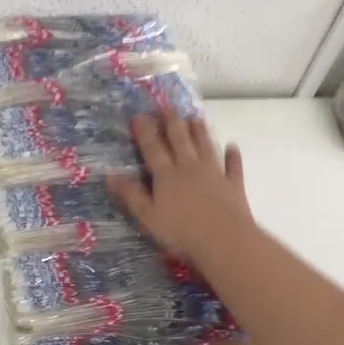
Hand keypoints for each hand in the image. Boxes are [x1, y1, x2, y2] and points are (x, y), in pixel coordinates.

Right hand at [108, 111, 257, 260]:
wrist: (222, 237)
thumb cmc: (180, 230)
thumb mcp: (148, 216)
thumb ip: (131, 195)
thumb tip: (110, 175)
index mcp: (167, 175)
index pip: (154, 148)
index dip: (146, 131)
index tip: (140, 116)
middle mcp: (190, 167)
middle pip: (180, 140)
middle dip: (173, 123)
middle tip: (168, 108)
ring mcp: (214, 173)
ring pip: (205, 146)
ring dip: (200, 131)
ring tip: (196, 118)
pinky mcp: (233, 183)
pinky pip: (233, 165)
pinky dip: (232, 155)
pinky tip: (232, 147)